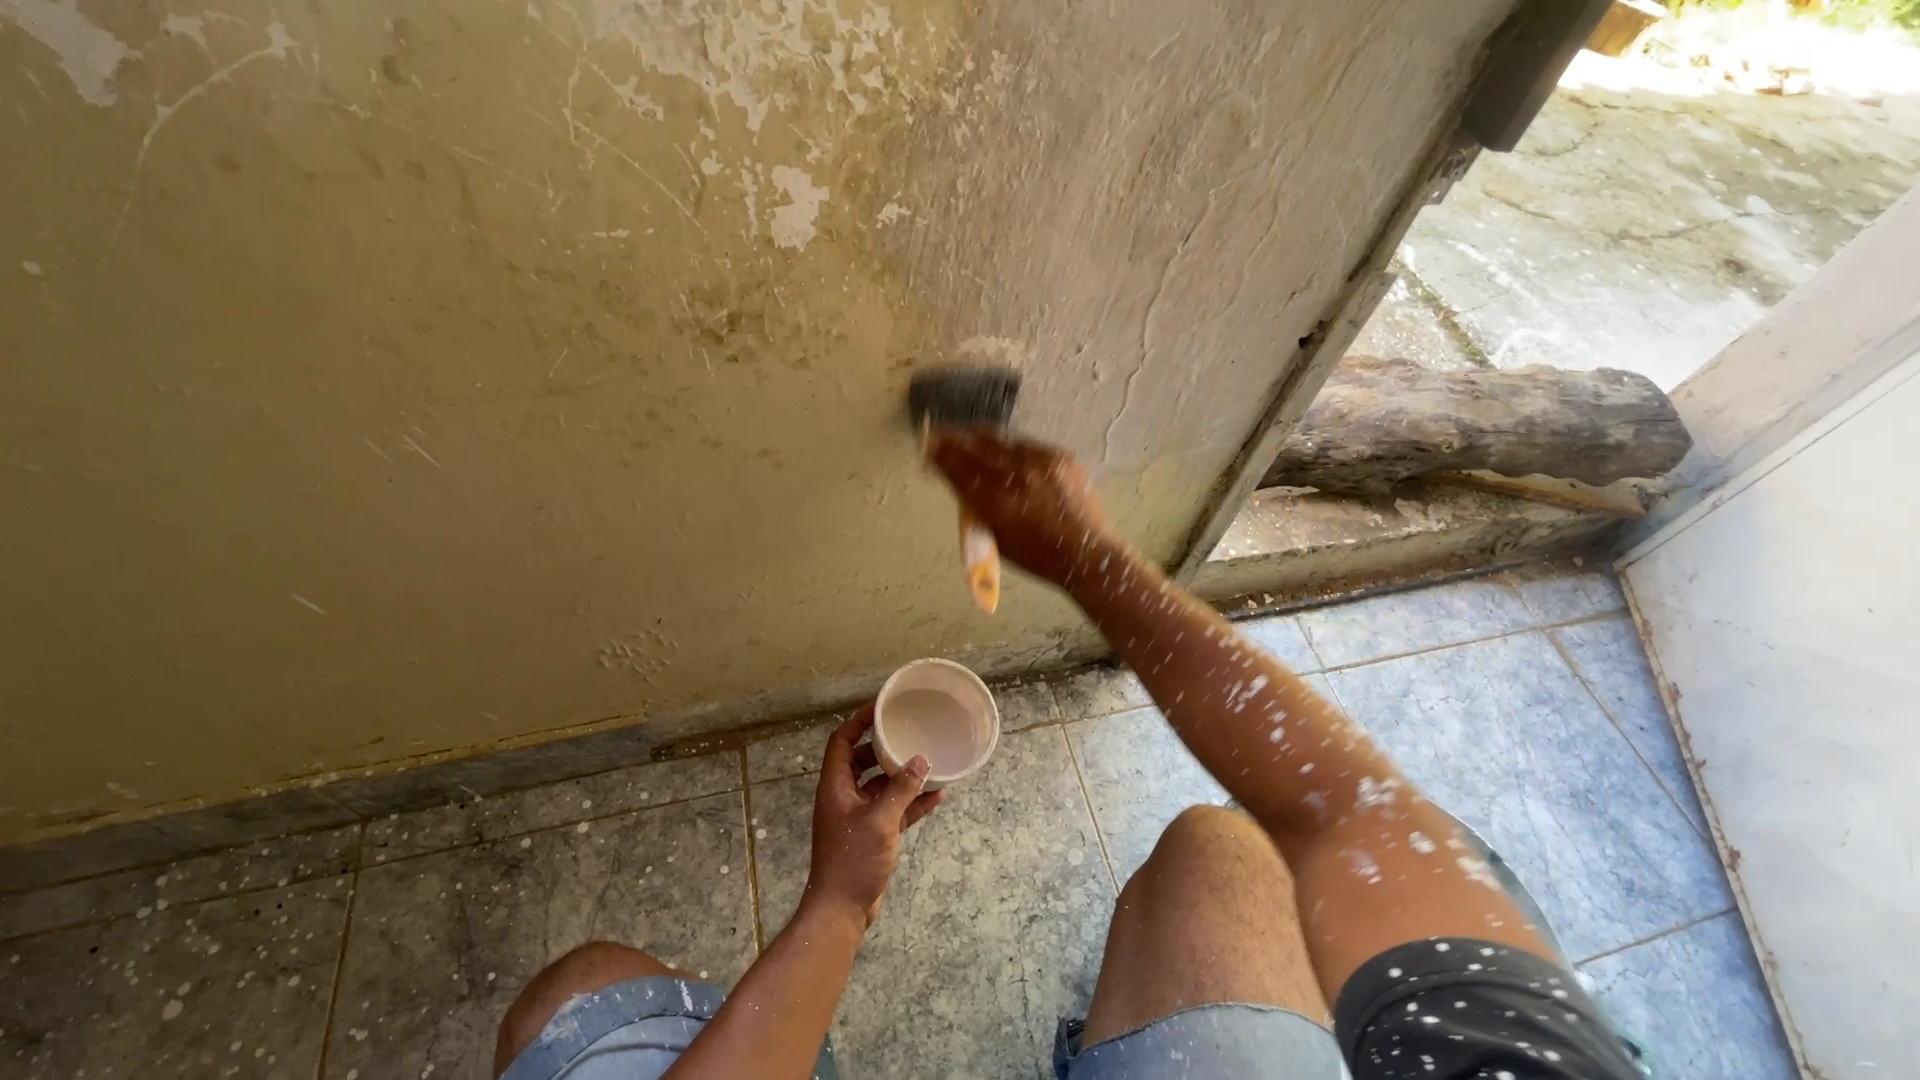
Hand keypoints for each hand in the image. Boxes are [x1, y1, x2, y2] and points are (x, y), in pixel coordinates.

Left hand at [804, 705, 943, 928]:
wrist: (841, 910)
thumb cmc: (853, 860)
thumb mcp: (880, 820)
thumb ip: (901, 789)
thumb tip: (921, 760)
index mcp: (835, 786)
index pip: (841, 741)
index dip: (858, 722)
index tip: (881, 708)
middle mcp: (844, 796)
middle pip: (862, 760)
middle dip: (884, 747)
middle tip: (909, 733)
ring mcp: (858, 817)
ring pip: (881, 786)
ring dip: (903, 776)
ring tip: (929, 762)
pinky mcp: (872, 835)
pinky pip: (893, 809)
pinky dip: (912, 802)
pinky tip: (937, 795)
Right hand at [927, 431, 1116, 587]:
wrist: (1086, 554)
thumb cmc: (1037, 556)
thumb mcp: (997, 538)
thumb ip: (977, 507)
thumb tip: (959, 480)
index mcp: (996, 503)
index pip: (957, 469)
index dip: (939, 456)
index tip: (928, 449)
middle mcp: (1017, 477)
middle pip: (975, 447)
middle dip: (954, 440)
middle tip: (942, 436)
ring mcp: (1041, 463)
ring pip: (1001, 440)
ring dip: (981, 439)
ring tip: (970, 437)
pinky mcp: (1061, 457)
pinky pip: (1027, 444)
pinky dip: (1012, 448)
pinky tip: (1007, 451)